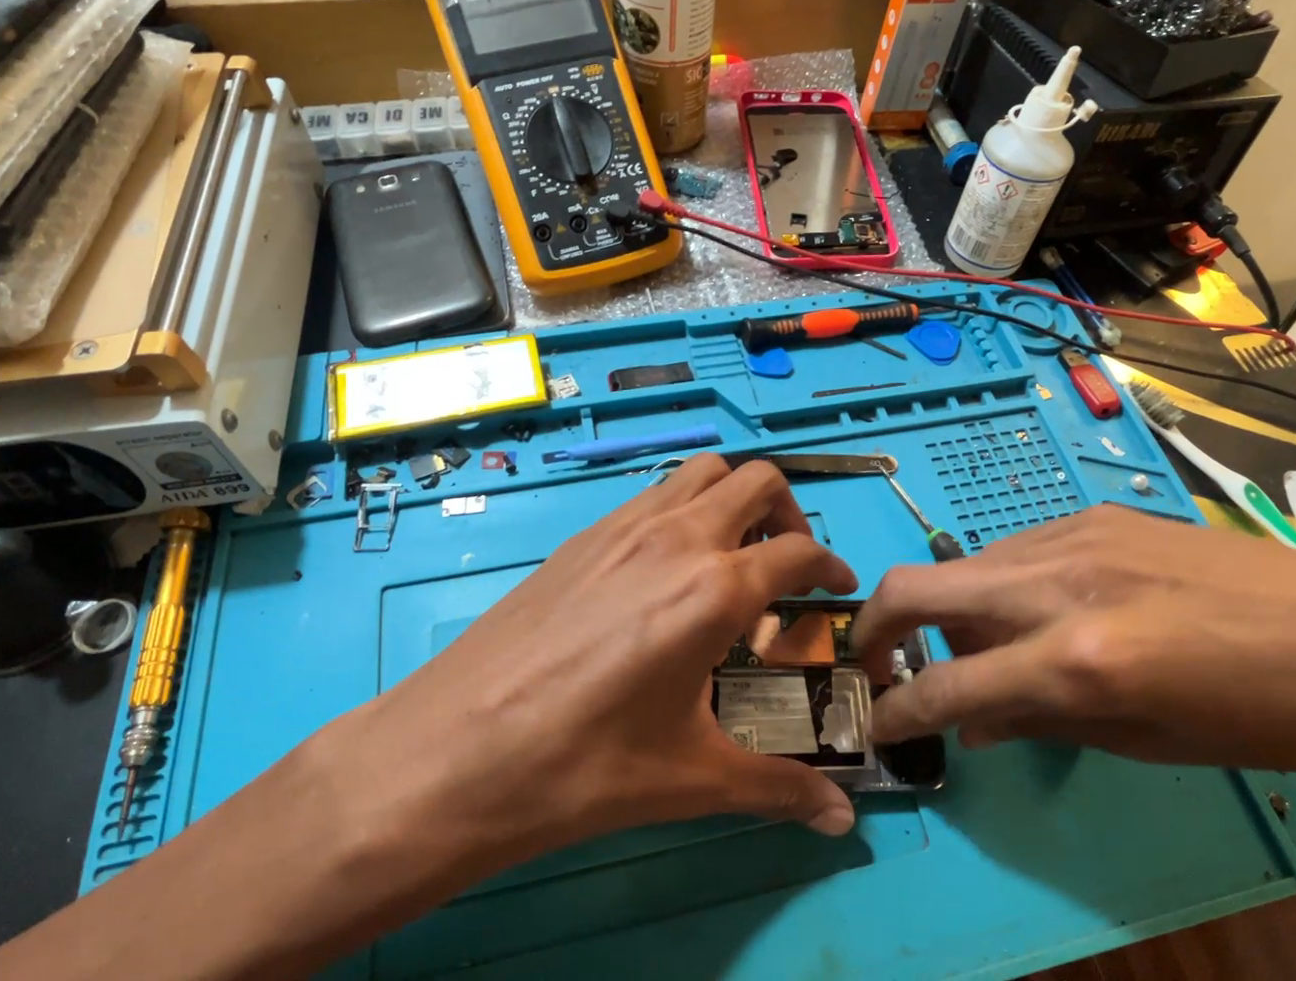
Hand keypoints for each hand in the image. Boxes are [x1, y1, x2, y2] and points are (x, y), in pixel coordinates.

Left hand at [0, 456, 860, 980]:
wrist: (454, 751)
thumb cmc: (582, 767)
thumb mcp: (689, 779)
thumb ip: (777, 790)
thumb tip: (841, 822)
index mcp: (714, 588)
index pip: (798, 553)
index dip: (830, 568)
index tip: (837, 591)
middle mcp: (673, 538)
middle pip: (755, 480)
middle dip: (787, 513)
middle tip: (787, 566)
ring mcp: (619, 528)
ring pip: (698, 473)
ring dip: (731, 499)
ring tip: (731, 556)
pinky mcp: (578, 538)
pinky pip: (649, 495)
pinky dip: (679, 509)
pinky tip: (664, 572)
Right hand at [851, 505, 1295, 776]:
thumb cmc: (1280, 719)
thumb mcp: (1152, 742)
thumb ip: (1043, 723)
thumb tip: (971, 722)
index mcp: (1080, 659)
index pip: (946, 686)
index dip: (896, 712)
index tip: (874, 725)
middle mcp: (1059, 583)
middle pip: (917, 586)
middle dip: (875, 629)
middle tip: (878, 667)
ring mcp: (1075, 535)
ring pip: (962, 565)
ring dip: (945, 610)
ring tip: (983, 652)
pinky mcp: (1097, 514)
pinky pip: (1012, 550)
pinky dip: (997, 586)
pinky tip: (1037, 614)